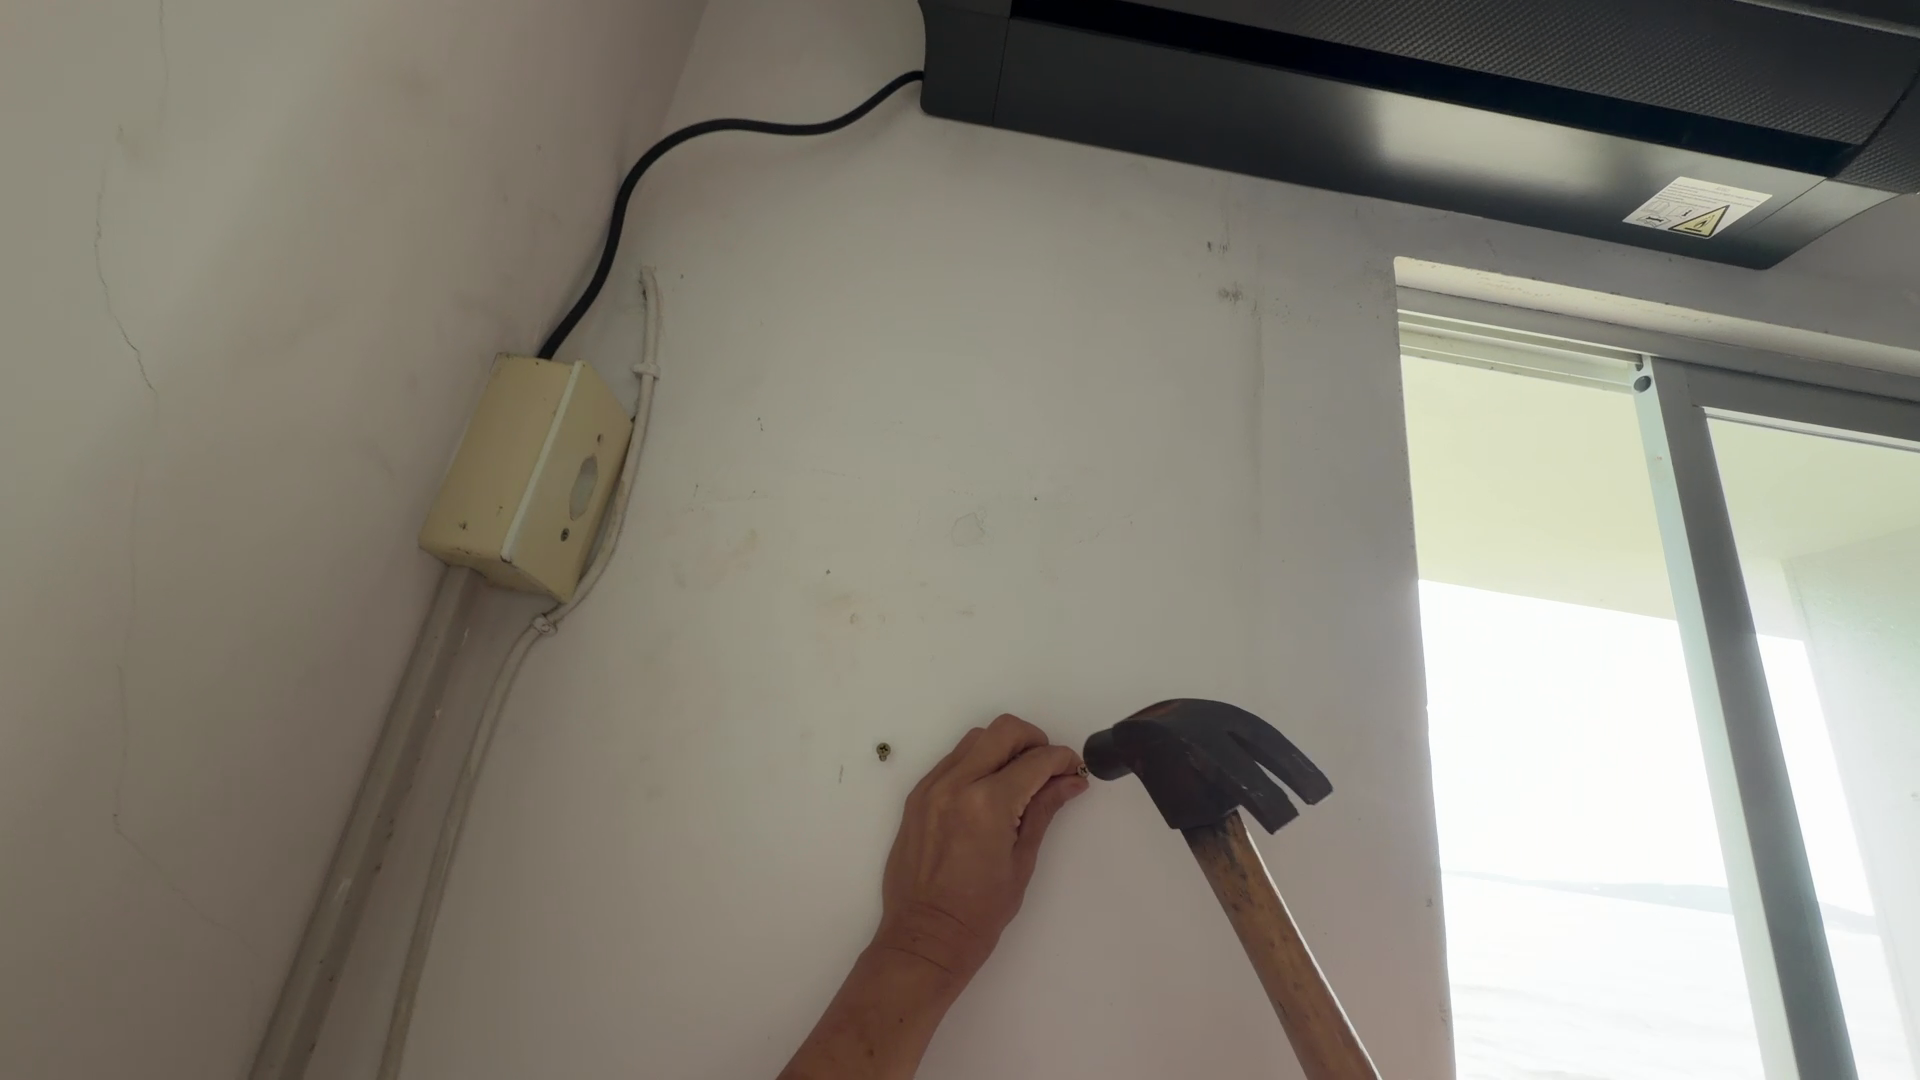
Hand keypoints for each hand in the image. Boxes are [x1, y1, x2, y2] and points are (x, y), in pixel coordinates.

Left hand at [873, 714, 1089, 979]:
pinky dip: (976, 762)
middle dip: (1033, 740)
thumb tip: (1072, 780)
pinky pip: (952, 759)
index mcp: (987, 803)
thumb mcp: (1022, 861)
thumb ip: (1045, 810)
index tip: (1072, 768)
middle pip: (1003, 730)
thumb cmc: (979, 913)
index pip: (1034, 760)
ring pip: (975, 738)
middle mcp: (956, 783)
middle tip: (1047, 767)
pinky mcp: (917, 794)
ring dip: (1002, 747)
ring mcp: (932, 786)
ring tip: (1018, 779)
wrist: (924, 938)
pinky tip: (988, 790)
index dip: (1061, 759)